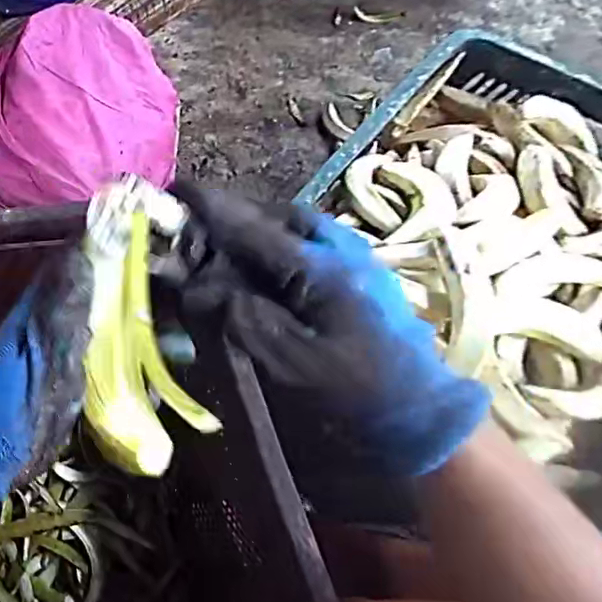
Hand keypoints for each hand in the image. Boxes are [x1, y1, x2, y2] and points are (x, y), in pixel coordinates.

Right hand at [172, 182, 487, 475]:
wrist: (426, 413)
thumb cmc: (355, 391)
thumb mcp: (288, 360)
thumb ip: (241, 315)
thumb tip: (200, 285)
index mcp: (321, 270)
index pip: (251, 228)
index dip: (209, 207)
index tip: (175, 188)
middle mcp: (340, 250)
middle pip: (274, 215)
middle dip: (231, 217)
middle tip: (196, 234)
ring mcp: (356, 257)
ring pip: (295, 223)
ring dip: (255, 229)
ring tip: (224, 250)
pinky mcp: (362, 270)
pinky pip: (310, 239)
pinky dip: (276, 243)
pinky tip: (263, 269)